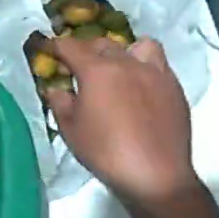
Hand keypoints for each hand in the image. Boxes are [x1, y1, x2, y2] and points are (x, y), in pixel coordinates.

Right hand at [43, 35, 196, 206]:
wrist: (154, 173)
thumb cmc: (103, 149)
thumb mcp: (69, 126)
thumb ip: (59, 101)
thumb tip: (58, 89)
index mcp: (98, 71)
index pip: (70, 46)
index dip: (52, 45)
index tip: (43, 48)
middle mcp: (128, 64)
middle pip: (103, 44)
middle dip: (85, 49)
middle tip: (74, 65)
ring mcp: (156, 74)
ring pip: (139, 46)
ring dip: (123, 51)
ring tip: (115, 67)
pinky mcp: (174, 88)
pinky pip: (158, 65)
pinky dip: (142, 68)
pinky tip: (135, 88)